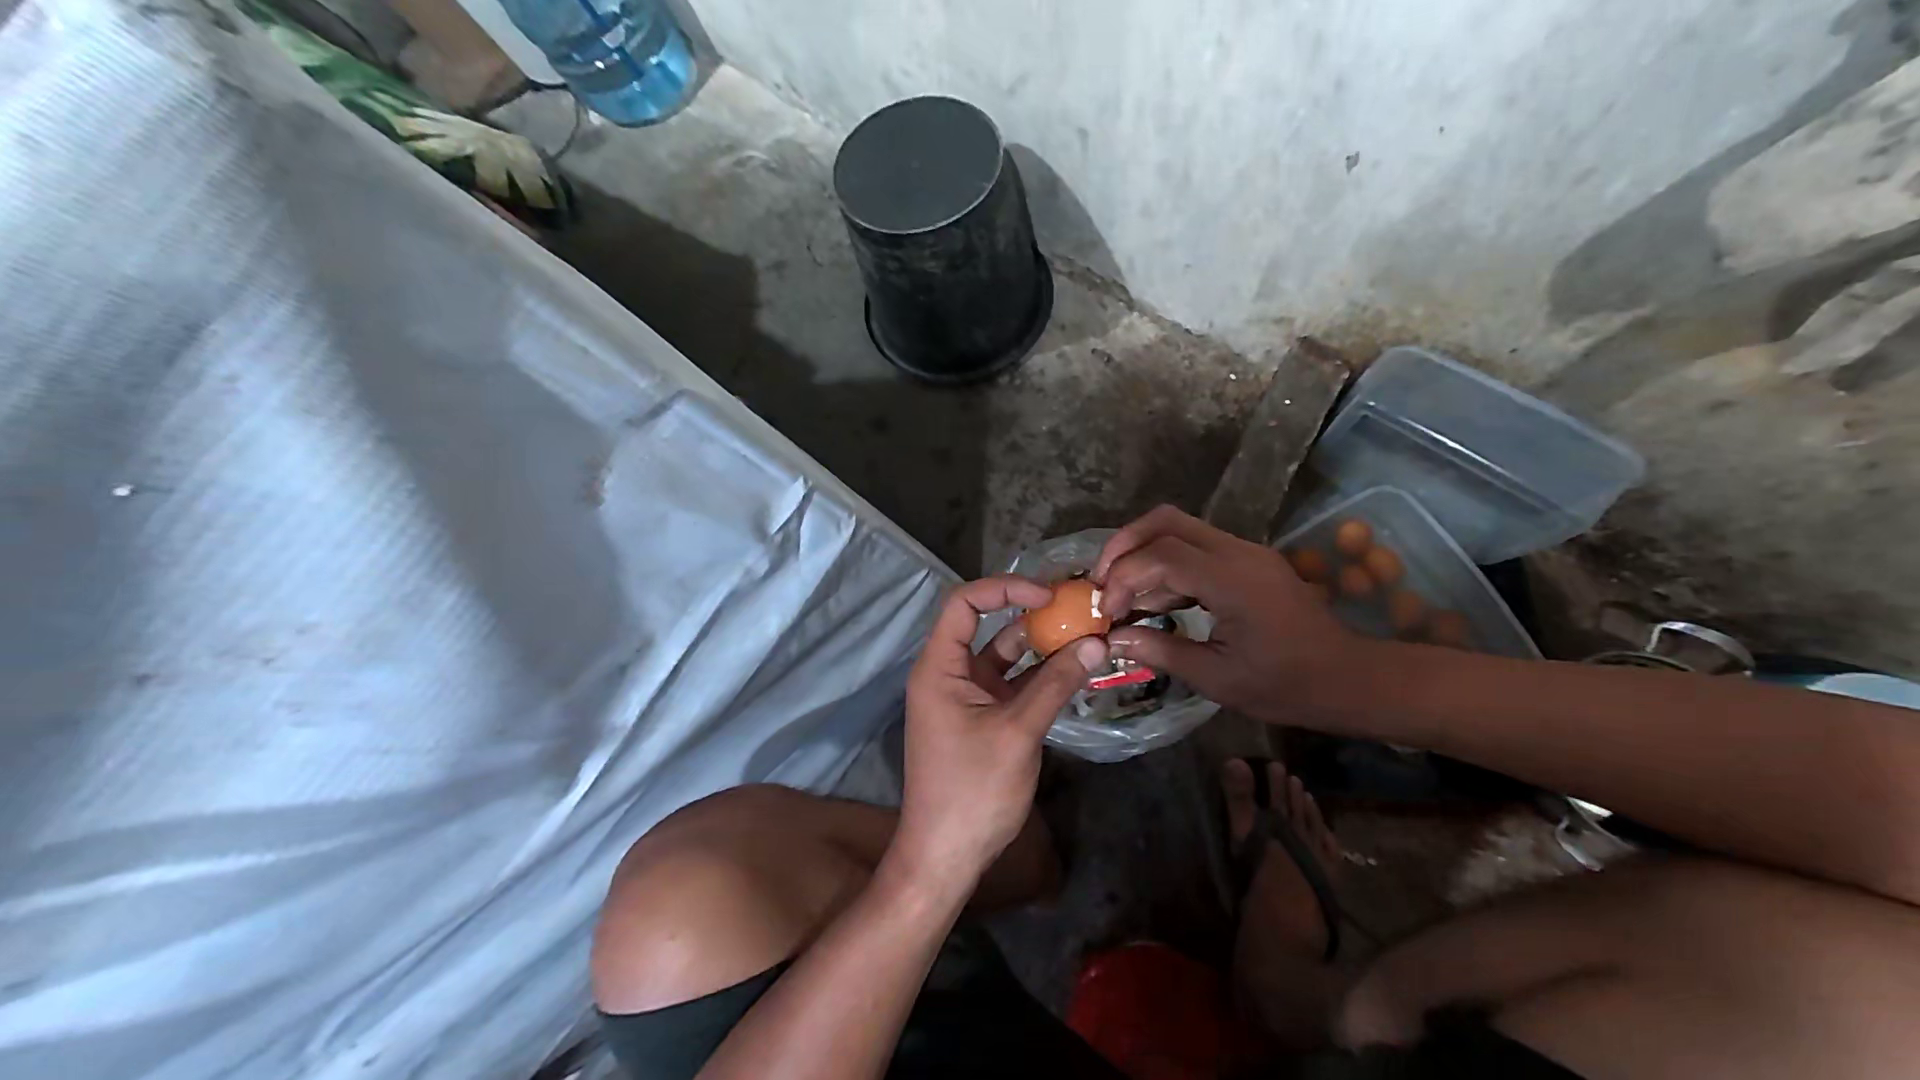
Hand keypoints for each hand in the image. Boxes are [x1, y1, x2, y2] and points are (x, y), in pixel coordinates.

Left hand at [894, 577, 1105, 886]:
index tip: (1048, 593)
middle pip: (987, 625)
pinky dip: (1040, 676)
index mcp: (939, 667)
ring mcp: (966, 697)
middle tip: (1079, 607)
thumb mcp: (1018, 732)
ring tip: (1087, 633)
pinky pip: (1012, 685)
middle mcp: (949, 674)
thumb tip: (1096, 642)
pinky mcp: (982, 718)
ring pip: (1004, 656)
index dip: (1004, 587)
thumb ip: (1056, 684)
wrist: (946, 855)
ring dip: (1041, 646)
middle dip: (1032, 613)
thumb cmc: (973, 790)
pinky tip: (1075, 669)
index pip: (964, 603)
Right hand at [1092, 505, 1367, 725]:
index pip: (1161, 555)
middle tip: (1101, 581)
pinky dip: (1165, 565)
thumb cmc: (1284, 685)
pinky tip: (1153, 601)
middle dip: (1124, 546)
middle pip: (1165, 521)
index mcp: (1232, 580)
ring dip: (1142, 554)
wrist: (1347, 679)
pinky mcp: (1247, 562)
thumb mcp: (1217, 677)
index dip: (1123, 578)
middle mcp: (1237, 553)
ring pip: (1178, 529)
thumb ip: (1160, 651)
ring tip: (1121, 596)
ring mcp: (1245, 553)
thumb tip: (1113, 639)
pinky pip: (1195, 548)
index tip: (1107, 613)